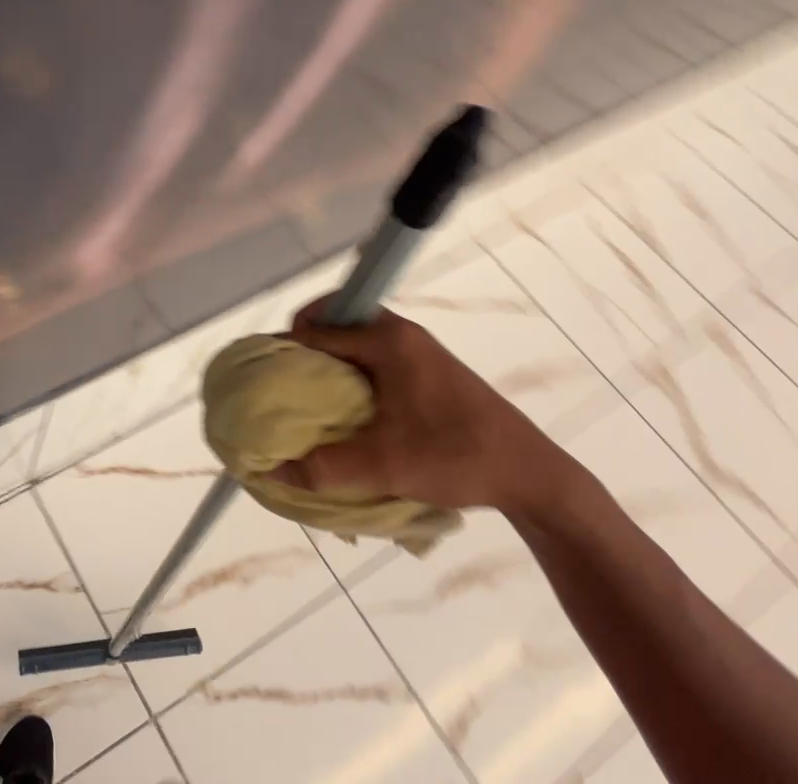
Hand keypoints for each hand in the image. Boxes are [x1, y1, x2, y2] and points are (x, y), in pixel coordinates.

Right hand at [266, 296, 580, 514]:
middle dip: (304, 350)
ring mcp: (417, 352)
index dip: (284, 347)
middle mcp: (401, 335)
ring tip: (309, 406)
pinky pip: (372, 360)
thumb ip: (322, 469)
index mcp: (388, 340)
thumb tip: (270, 471)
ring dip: (328, 364)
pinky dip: (350, 376)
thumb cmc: (457, 457)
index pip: (317, 324)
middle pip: (334, 322)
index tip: (266, 379)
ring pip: (354, 342)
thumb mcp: (384, 467)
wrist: (530, 475)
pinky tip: (346, 416)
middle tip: (285, 390)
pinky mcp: (426, 372)